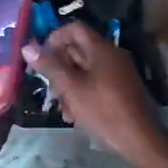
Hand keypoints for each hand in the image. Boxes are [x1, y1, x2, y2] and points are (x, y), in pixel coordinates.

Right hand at [24, 22, 167, 162]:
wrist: (139, 138)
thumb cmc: (103, 110)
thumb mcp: (71, 88)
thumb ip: (50, 65)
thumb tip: (28, 46)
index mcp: (101, 49)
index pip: (74, 28)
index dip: (54, 39)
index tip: (40, 59)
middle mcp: (111, 55)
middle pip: (78, 50)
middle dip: (59, 68)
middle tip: (50, 89)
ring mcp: (118, 72)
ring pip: (84, 70)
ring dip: (69, 86)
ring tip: (63, 110)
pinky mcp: (120, 88)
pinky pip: (95, 83)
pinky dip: (82, 94)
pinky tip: (75, 116)